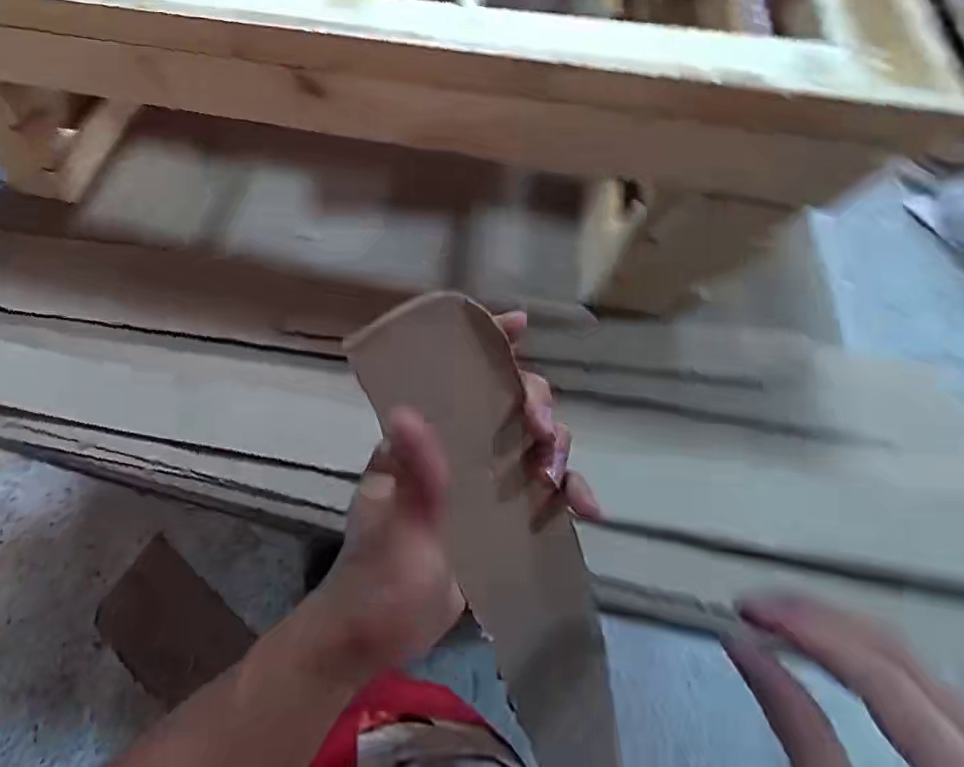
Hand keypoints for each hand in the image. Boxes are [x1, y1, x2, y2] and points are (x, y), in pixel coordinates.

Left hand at [302, 311, 596, 678]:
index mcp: (417, 439)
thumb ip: (412, 474)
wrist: (377, 637)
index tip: (517, 326)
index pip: (450, 378)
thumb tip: (406, 411)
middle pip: (501, 405)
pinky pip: (539, 491)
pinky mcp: (497, 517)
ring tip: (561, 478)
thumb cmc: (376, 576)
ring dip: (555, 449)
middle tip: (545, 435)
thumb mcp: (396, 525)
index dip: (483, 346)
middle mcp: (450, 449)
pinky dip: (565, 493)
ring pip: (527, 443)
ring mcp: (476, 483)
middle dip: (532, 405)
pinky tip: (587, 511)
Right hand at [726, 594, 963, 766]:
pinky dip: (882, 665)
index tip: (749, 611)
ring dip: (849, 636)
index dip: (806, 631)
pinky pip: (940, 694)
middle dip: (820, 620)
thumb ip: (798, 730)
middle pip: (905, 659)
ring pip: (926, 668)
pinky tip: (849, 660)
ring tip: (791, 626)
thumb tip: (746, 651)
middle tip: (758, 609)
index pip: (879, 676)